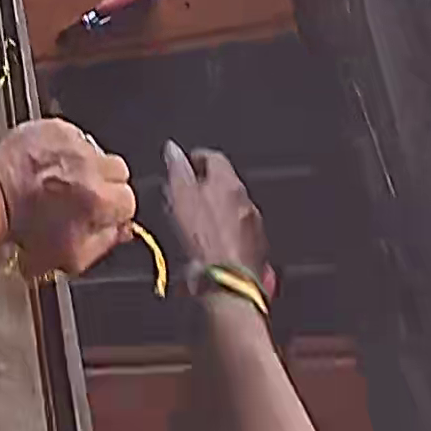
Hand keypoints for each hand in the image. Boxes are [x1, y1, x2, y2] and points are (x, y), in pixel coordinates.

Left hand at [0, 119, 135, 275]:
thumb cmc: (27, 227)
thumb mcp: (75, 257)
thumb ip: (107, 243)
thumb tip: (122, 229)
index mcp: (100, 198)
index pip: (128, 199)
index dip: (112, 208)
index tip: (100, 210)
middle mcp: (89, 165)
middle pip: (117, 170)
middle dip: (104, 181)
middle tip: (83, 191)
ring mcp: (70, 142)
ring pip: (95, 150)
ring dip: (85, 162)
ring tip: (61, 175)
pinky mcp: (53, 126)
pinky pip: (71, 134)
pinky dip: (65, 146)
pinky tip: (50, 161)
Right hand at [163, 142, 266, 275]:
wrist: (227, 281)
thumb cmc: (203, 236)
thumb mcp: (179, 194)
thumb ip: (177, 168)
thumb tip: (173, 149)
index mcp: (227, 182)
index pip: (214, 157)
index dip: (195, 158)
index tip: (182, 164)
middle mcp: (246, 200)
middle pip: (223, 182)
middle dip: (203, 184)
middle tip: (183, 192)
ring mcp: (254, 225)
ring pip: (231, 206)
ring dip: (213, 207)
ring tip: (192, 218)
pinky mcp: (257, 248)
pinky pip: (238, 229)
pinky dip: (223, 228)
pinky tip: (208, 238)